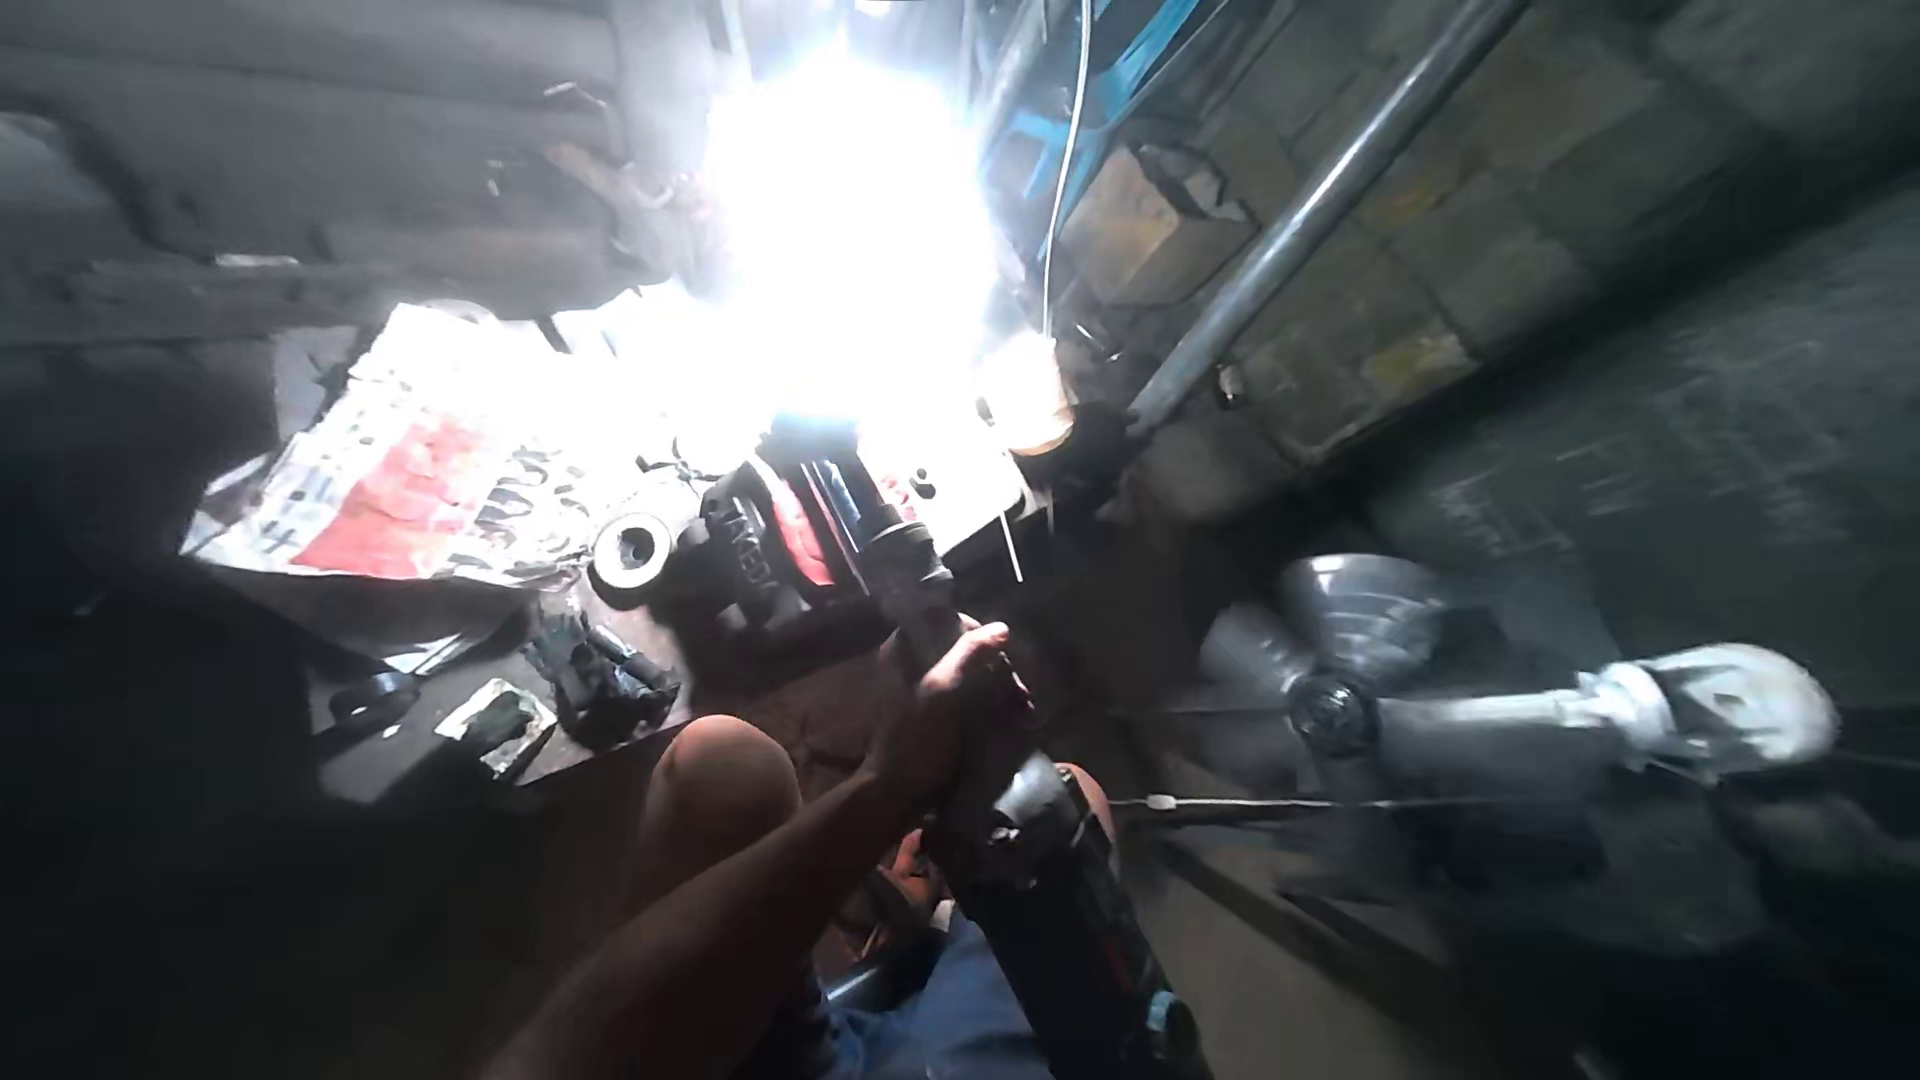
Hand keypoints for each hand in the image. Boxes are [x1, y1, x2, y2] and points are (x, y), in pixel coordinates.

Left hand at [861, 616, 1030, 816]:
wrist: (896, 794)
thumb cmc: (915, 740)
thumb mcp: (943, 693)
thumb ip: (969, 655)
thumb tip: (1001, 627)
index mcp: (903, 648)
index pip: (946, 620)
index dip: (977, 634)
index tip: (1000, 657)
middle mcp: (912, 660)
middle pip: (963, 648)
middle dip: (996, 667)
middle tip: (1020, 693)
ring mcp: (925, 686)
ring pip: (971, 671)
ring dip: (1000, 686)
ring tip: (1024, 711)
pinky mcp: (937, 710)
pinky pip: (970, 693)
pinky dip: (992, 702)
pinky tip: (1015, 717)